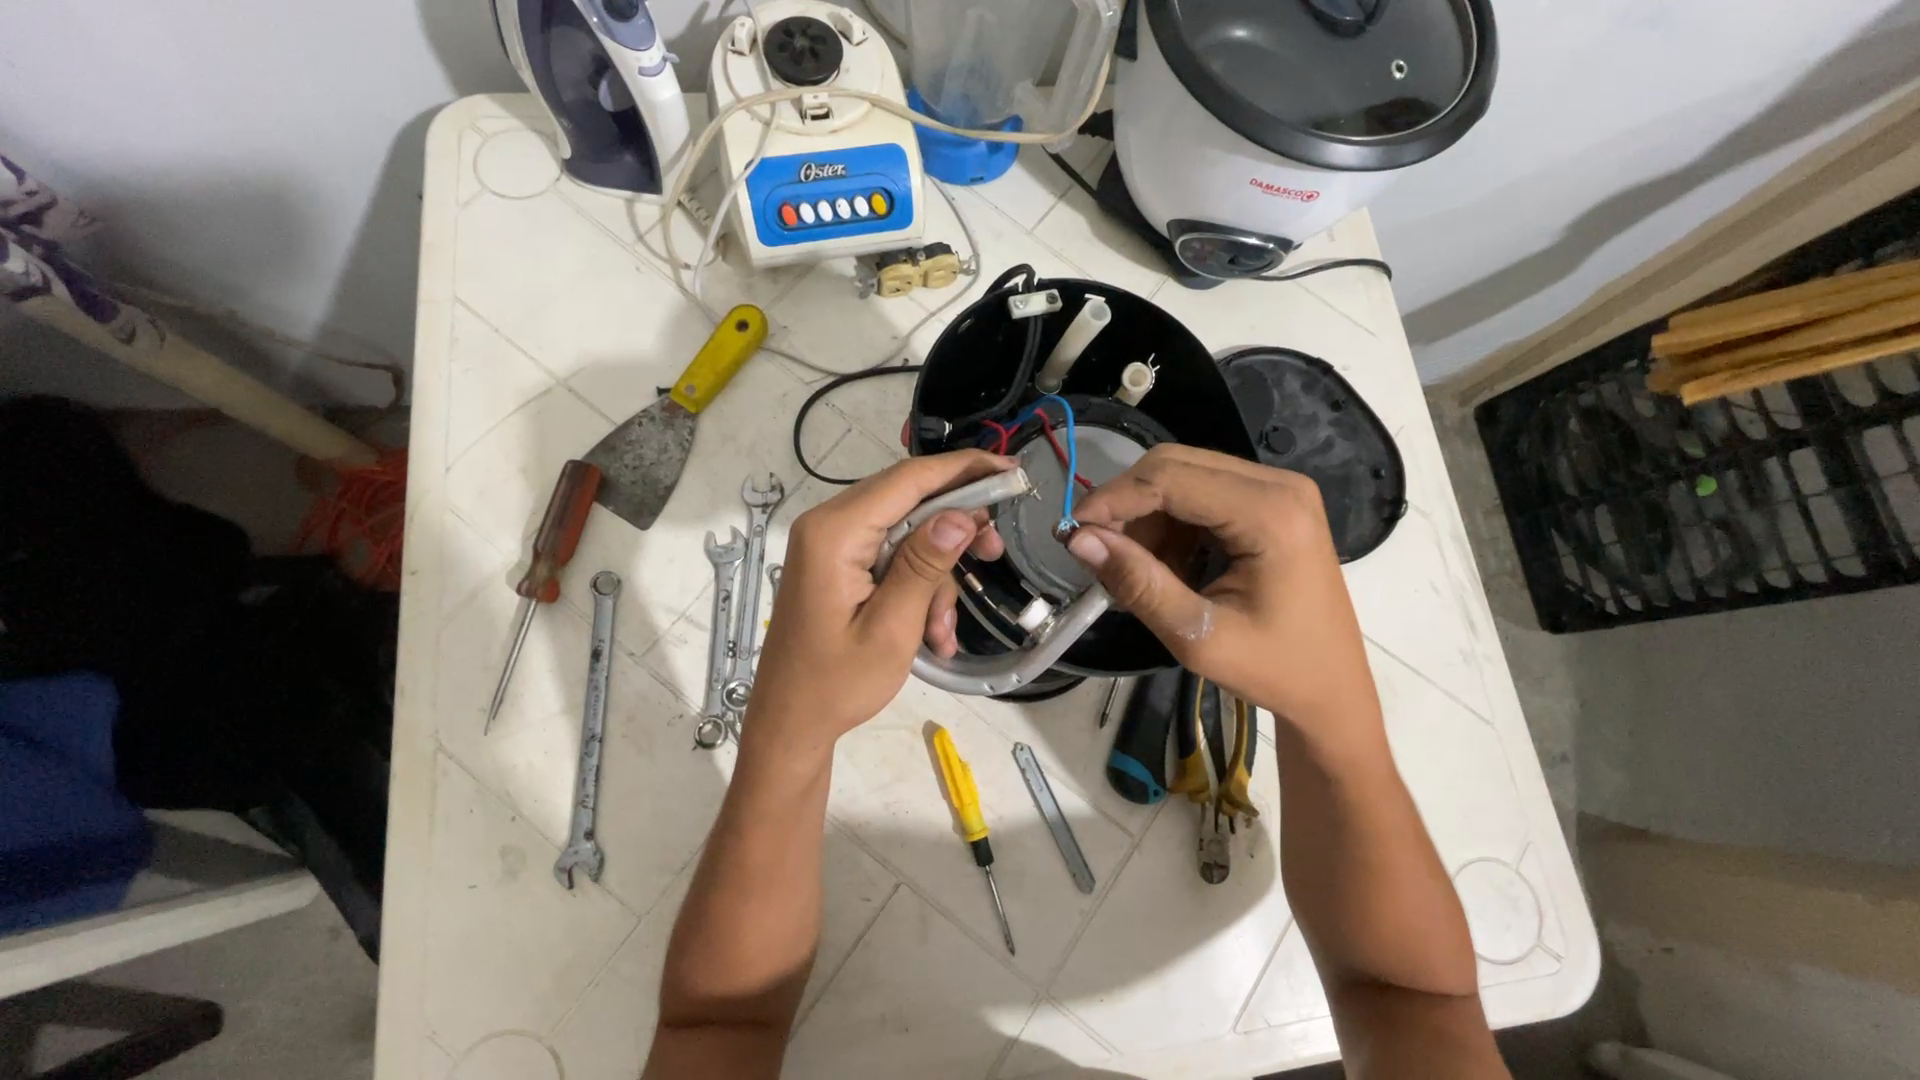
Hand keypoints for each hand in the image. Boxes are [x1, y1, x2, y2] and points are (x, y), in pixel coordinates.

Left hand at [748, 451, 1012, 752]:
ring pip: (906, 534)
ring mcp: (830, 544)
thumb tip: (961, 514)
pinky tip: (929, 634)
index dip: (963, 469)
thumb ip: (924, 566)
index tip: (1010, 469)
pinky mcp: (837, 564)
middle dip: (955, 529)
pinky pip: (890, 557)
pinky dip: (917, 588)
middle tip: (993, 553)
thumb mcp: (891, 629)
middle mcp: (828, 525)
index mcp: (834, 533)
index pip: (907, 479)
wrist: (789, 723)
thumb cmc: (836, 684)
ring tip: (942, 633)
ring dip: (935, 578)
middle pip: (909, 500)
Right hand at [1066, 445, 1379, 738]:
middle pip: (1175, 465)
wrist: (1331, 689)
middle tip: (1097, 552)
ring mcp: (1278, 490)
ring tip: (1138, 571)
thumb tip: (1078, 540)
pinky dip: (1170, 523)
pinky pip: (1201, 493)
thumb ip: (1139, 584)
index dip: (1113, 499)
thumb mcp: (1198, 636)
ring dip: (1147, 517)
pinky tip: (1168, 566)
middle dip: (1127, 505)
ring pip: (1183, 475)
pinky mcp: (1272, 503)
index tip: (1070, 533)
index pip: (1170, 478)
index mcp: (1271, 514)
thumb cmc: (1273, 669)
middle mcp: (1278, 485)